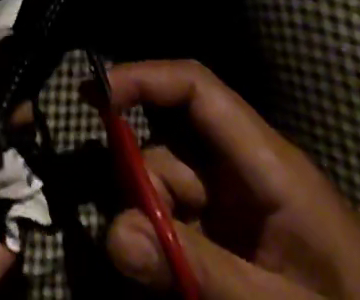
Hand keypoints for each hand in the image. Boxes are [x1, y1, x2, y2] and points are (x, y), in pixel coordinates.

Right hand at [100, 60, 359, 299]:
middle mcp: (246, 170)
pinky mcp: (234, 237)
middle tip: (145, 245)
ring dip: (156, 228)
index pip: (197, 89)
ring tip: (177, 282)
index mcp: (267, 161)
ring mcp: (239, 205)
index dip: (144, 79)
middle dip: (144, 184)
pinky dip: (168, 249)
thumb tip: (112, 232)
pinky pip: (181, 224)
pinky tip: (179, 282)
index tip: (92, 97)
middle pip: (171, 143)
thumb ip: (196, 268)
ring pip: (169, 187)